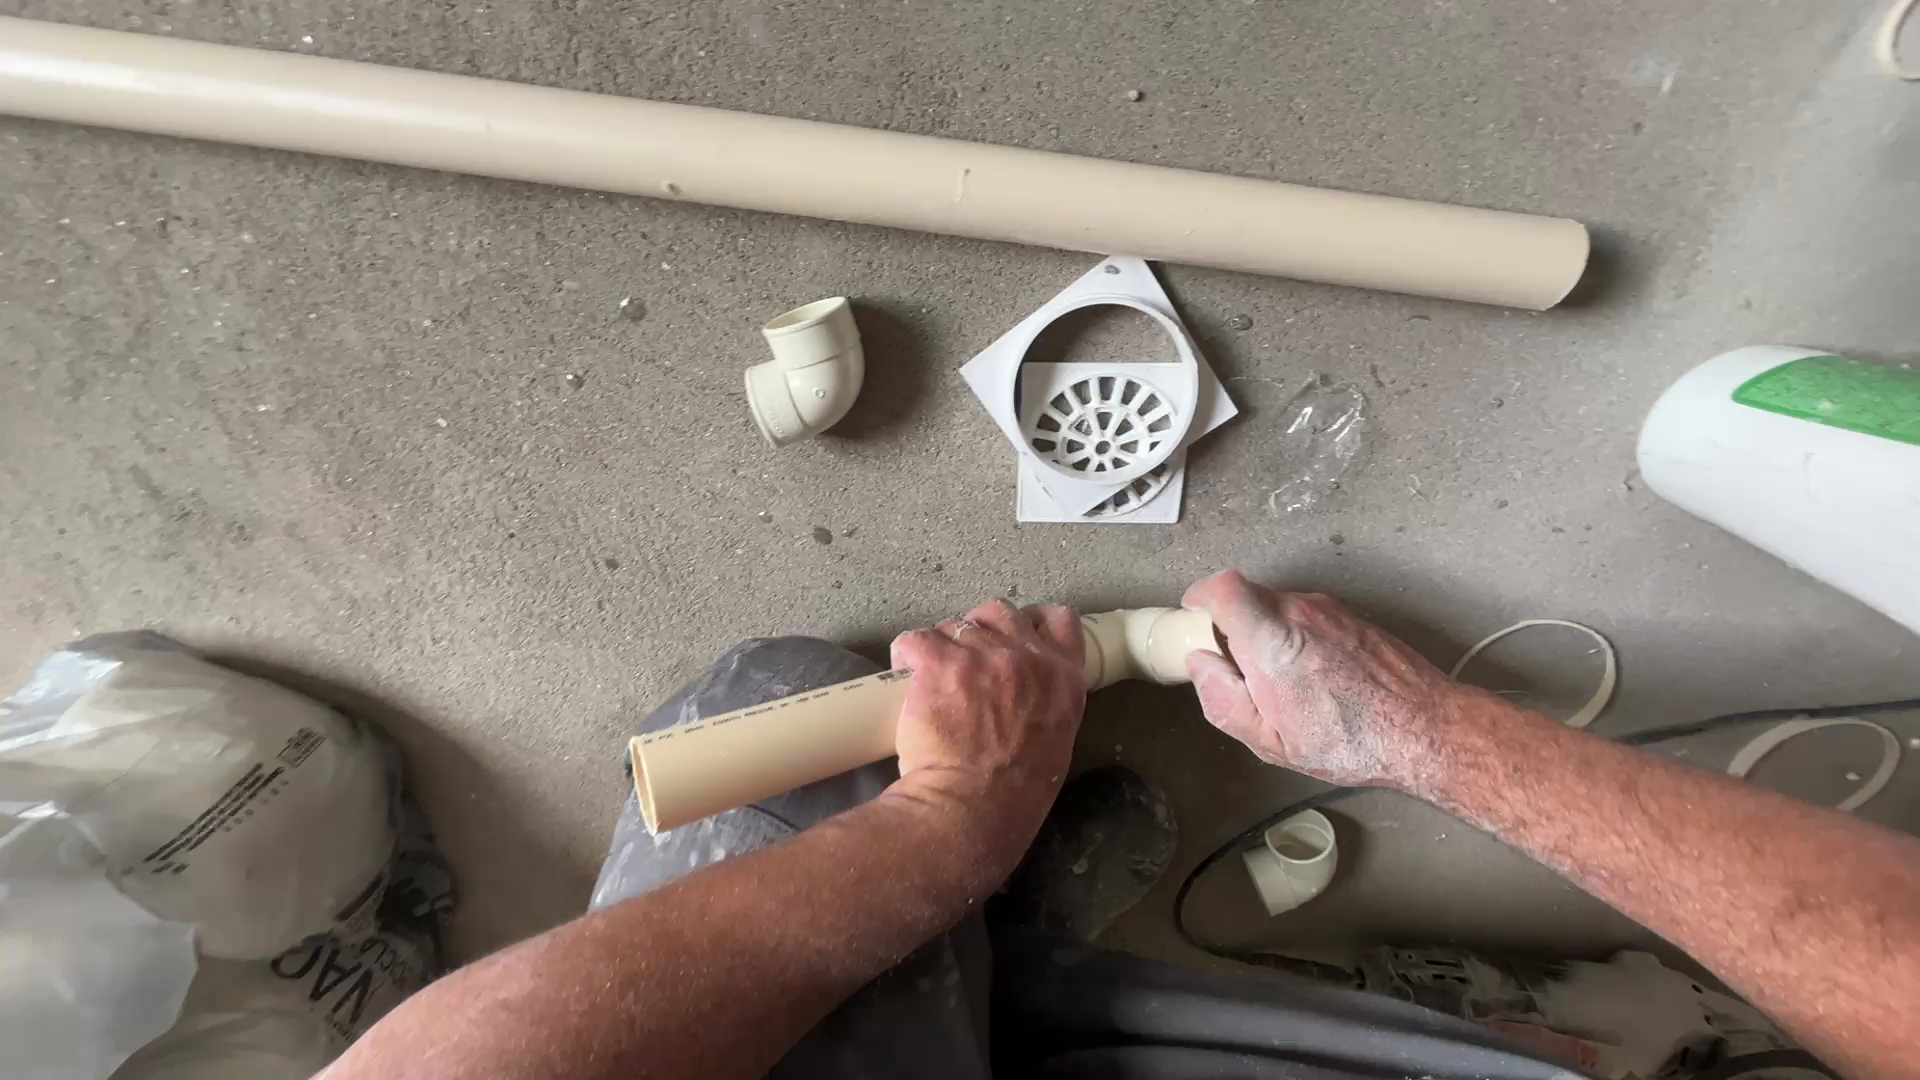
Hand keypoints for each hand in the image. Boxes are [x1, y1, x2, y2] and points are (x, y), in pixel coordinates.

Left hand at [888, 599, 1086, 873]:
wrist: (972, 808)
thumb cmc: (1013, 792)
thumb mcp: (1055, 739)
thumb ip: (1045, 699)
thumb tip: (1021, 685)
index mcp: (1062, 678)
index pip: (1058, 620)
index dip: (1031, 622)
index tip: (1012, 636)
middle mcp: (1027, 657)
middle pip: (999, 612)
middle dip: (979, 630)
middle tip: (964, 661)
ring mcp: (982, 655)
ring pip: (954, 624)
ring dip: (942, 645)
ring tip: (932, 680)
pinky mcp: (939, 661)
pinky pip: (915, 639)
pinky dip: (907, 655)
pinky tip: (906, 680)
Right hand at [1180, 570, 1467, 787]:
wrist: (1429, 730)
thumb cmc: (1350, 742)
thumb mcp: (1270, 741)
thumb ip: (1221, 699)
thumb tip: (1199, 663)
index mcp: (1273, 641)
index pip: (1223, 587)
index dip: (1200, 595)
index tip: (1194, 618)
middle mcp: (1300, 612)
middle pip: (1244, 596)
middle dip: (1229, 624)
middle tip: (1237, 665)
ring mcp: (1327, 609)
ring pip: (1274, 604)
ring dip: (1263, 630)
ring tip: (1281, 676)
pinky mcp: (1347, 614)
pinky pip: (1302, 613)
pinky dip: (1292, 633)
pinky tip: (1311, 672)